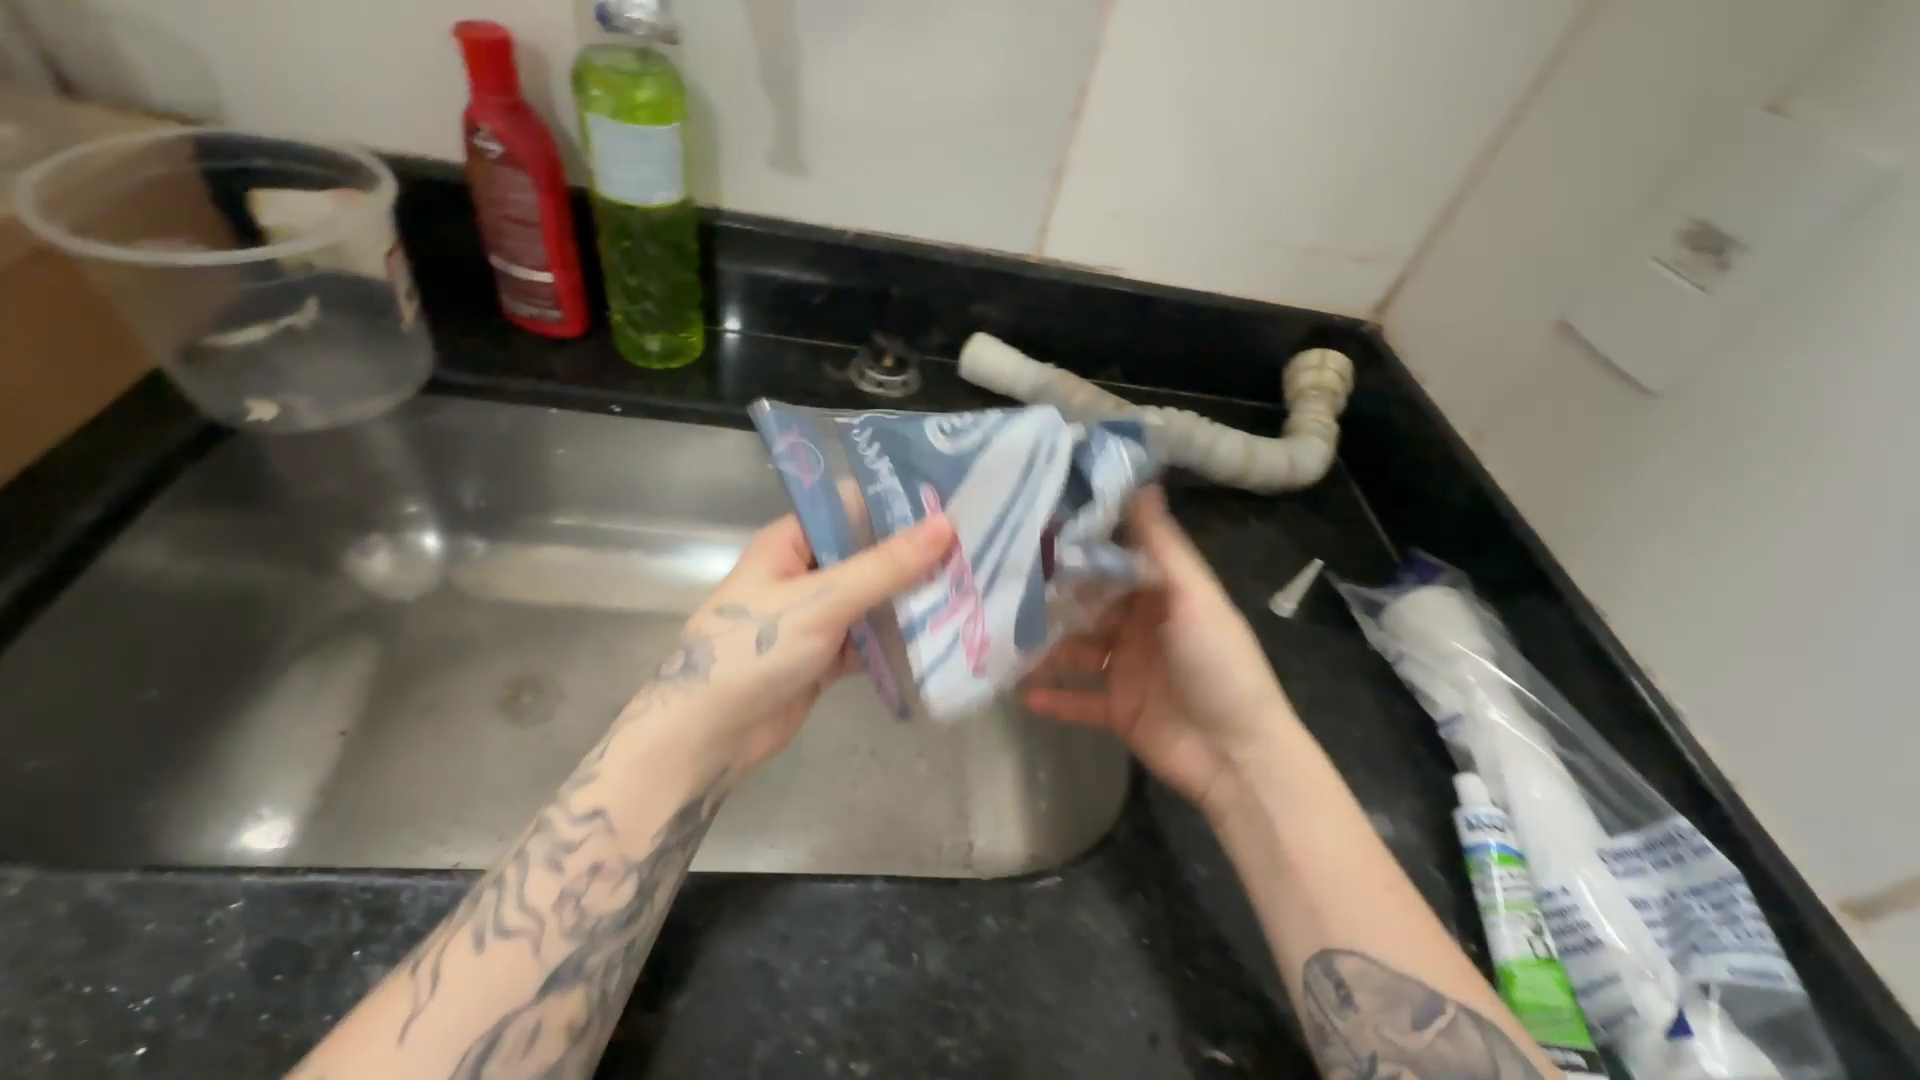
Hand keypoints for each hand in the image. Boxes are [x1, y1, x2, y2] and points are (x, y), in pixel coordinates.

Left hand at [633, 512, 954, 772]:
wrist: (710, 734)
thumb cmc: (754, 650)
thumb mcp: (823, 600)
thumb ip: (885, 566)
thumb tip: (945, 525)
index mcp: (790, 543)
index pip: (850, 509)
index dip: (897, 506)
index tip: (953, 506)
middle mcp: (804, 573)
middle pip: (867, 556)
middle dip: (914, 558)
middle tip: (975, 552)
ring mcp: (815, 617)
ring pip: (872, 600)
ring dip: (911, 600)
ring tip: (971, 589)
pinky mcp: (825, 656)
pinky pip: (869, 640)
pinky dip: (897, 641)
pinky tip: (942, 636)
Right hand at [1023, 487, 1294, 809]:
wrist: (1238, 757)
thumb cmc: (1219, 665)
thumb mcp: (1193, 598)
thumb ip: (1162, 546)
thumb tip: (1145, 481)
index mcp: (1163, 593)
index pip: (1115, 560)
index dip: (1080, 545)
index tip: (1035, 525)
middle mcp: (1140, 625)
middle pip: (1087, 604)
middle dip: (1050, 597)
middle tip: (998, 582)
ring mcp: (1127, 669)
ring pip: (1075, 650)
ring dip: (1043, 647)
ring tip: (997, 635)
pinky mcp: (1117, 710)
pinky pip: (1077, 699)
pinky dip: (1053, 697)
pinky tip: (1019, 691)